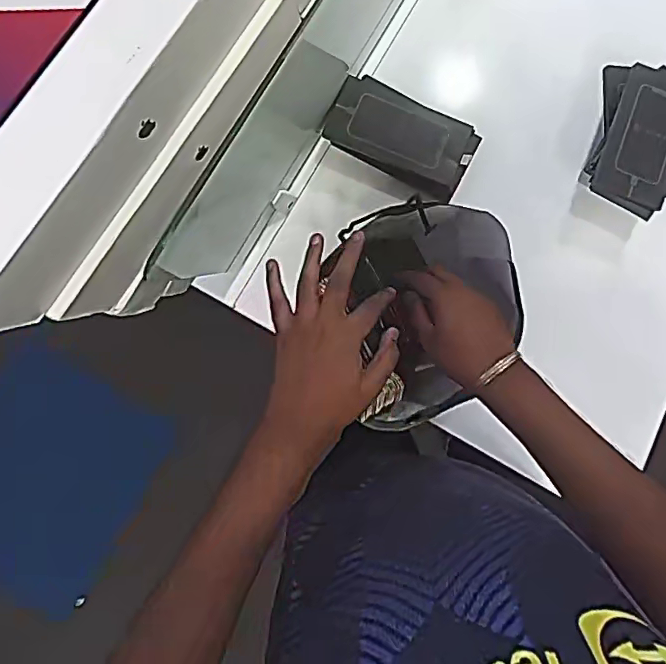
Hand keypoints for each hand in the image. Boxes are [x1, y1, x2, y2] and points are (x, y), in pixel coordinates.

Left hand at [257, 233, 400, 465]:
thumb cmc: (330, 410)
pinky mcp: (284, 333)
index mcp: (347, 336)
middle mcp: (324, 324)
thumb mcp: (370, 387)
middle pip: (339, 280)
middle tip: (356, 239)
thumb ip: (385, 358)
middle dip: (351, 256)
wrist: (295, 426)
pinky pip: (277, 302)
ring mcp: (301, 325)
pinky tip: (272, 268)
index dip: (384, 297)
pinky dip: (273, 283)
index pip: (372, 307)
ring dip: (313, 258)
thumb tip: (393, 338)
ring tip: (317, 240)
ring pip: (307, 283)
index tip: (389, 293)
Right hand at [401, 266, 516, 393]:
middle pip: (439, 271)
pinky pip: (467, 292)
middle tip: (413, 285)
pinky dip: (456, 295)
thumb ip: (416, 314)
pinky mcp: (487, 303)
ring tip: (431, 300)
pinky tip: (451, 310)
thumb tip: (410, 298)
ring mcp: (477, 294)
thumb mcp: (429, 339)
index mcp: (443, 295)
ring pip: (454, 280)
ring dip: (441, 284)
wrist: (495, 367)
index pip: (420, 276)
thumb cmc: (460, 358)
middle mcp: (461, 289)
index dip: (407, 275)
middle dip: (424, 274)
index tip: (400, 278)